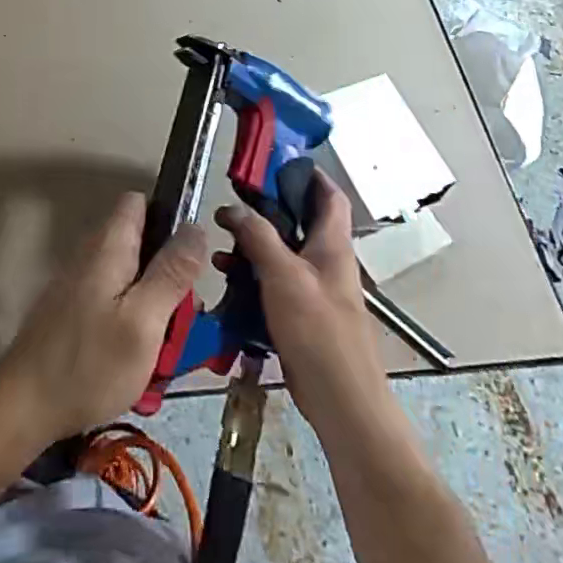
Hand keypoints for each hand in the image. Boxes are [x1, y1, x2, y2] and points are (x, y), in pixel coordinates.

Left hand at [0, 193, 207, 442]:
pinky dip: (133, 324)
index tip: (191, 258)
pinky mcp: (73, 312)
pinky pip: (115, 304)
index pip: (139, 203)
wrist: (24, 408)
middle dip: (168, 276)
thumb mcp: (144, 320)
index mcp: (108, 246)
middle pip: (141, 245)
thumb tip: (195, 227)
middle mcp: (90, 255)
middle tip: (183, 319)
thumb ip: (171, 272)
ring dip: (154, 308)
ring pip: (132, 280)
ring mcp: (79, 285)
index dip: (170, 218)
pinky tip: (138, 360)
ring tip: (164, 349)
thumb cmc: (89, 365)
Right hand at [215, 173, 388, 438]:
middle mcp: (327, 262)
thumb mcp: (283, 276)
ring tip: (221, 246)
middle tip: (232, 205)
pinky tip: (229, 282)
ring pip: (283, 255)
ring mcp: (315, 290)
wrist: (341, 398)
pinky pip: (275, 285)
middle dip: (266, 212)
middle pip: (298, 224)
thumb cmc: (318, 330)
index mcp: (332, 245)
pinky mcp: (303, 316)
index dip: (307, 175)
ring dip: (254, 247)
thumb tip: (232, 208)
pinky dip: (254, 277)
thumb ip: (258, 237)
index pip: (328, 196)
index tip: (273, 163)